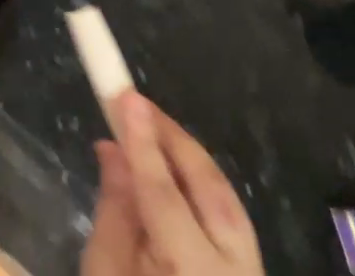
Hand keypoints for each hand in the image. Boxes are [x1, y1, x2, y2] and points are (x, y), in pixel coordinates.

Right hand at [82, 91, 262, 275]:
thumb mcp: (104, 274)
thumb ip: (114, 213)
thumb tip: (113, 151)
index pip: (166, 197)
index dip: (143, 143)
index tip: (125, 96)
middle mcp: (237, 275)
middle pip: (213, 192)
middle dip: (174, 140)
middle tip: (134, 103)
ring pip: (228, 203)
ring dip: (188, 159)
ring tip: (149, 128)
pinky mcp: (250, 275)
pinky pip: (229, 220)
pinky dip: (199, 188)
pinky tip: (171, 173)